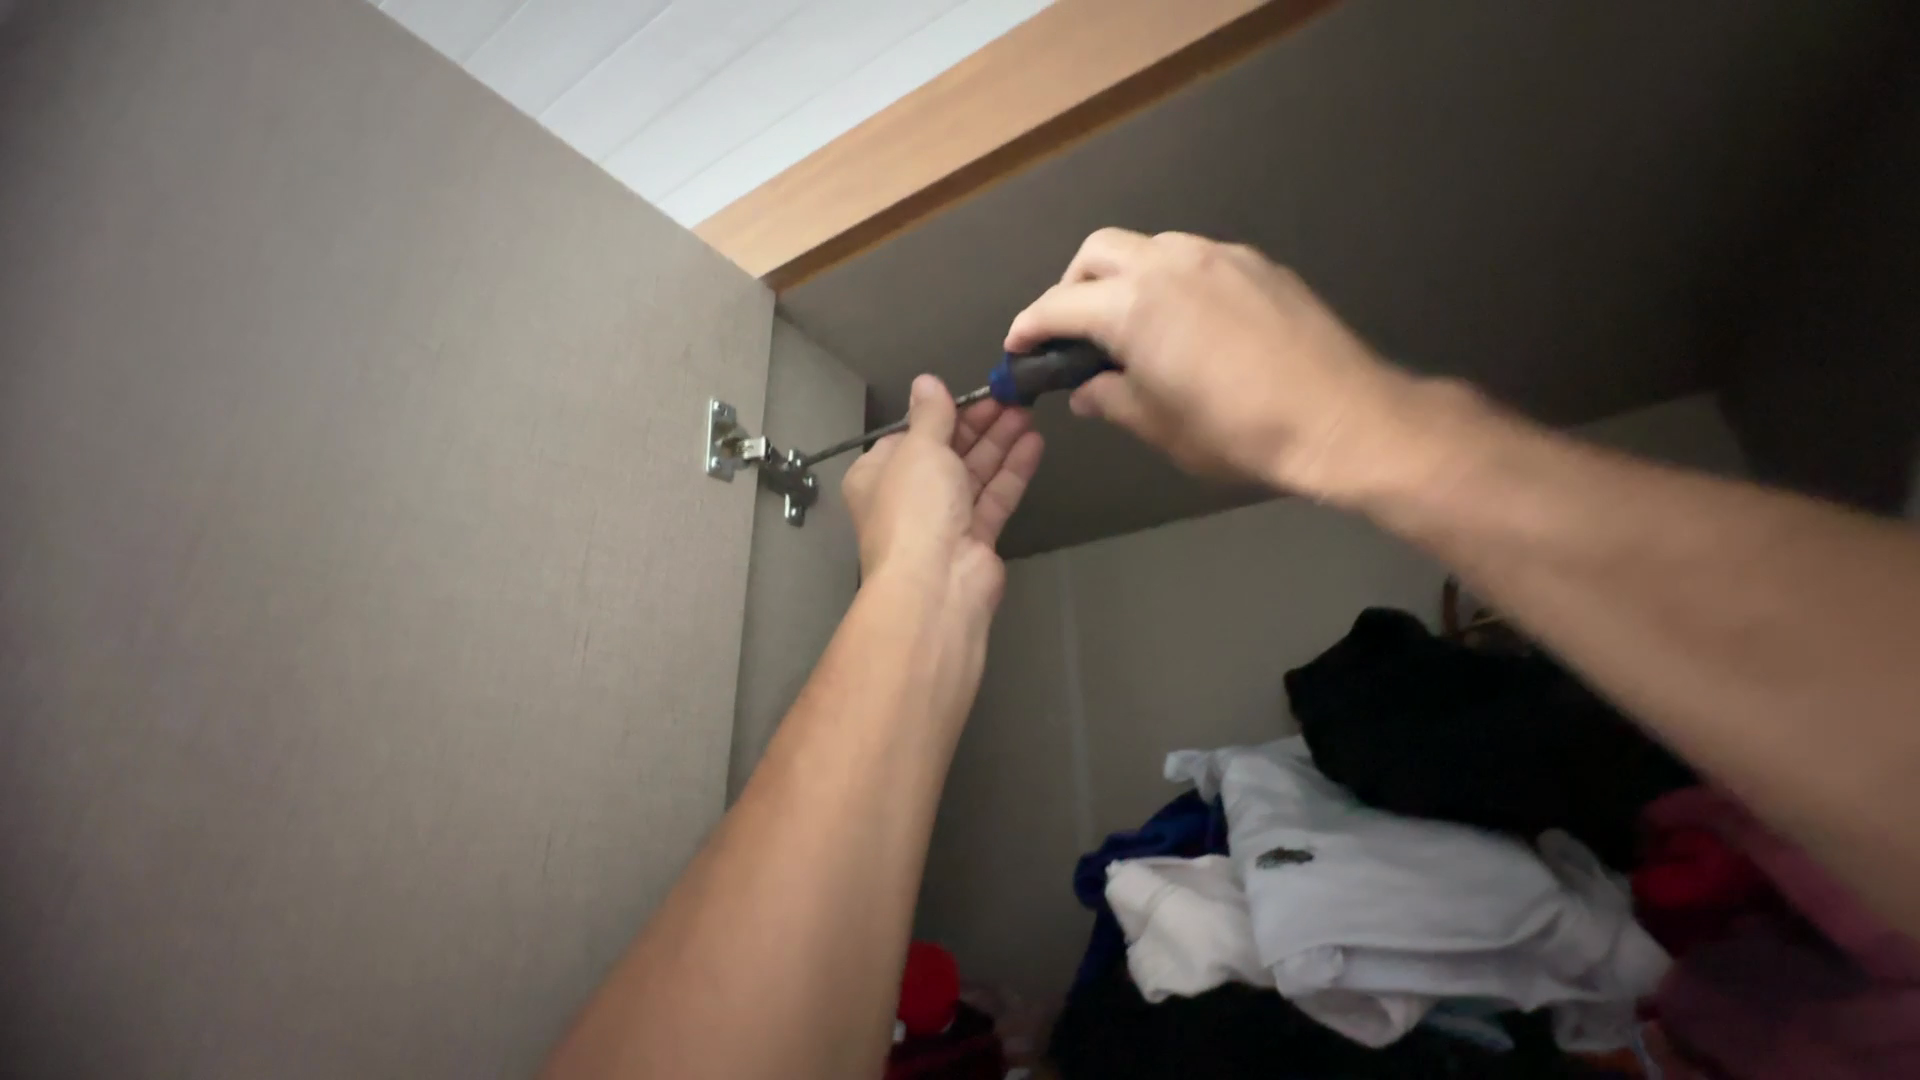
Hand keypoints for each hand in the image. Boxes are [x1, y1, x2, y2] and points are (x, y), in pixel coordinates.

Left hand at [841, 375, 1044, 618]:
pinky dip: (1012, 471)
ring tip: (1028, 412)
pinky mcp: (975, 538)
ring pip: (973, 474)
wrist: (936, 584)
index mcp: (878, 476)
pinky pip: (994, 497)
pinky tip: (1034, 444)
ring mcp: (943, 520)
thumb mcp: (918, 448)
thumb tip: (925, 382)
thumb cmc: (915, 508)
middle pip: (946, 453)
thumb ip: (930, 413)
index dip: (940, 414)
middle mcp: (908, 498)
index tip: (971, 393)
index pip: (909, 437)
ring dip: (1000, 443)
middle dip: (978, 425)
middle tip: (1011, 397)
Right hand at [1005, 229, 1436, 503]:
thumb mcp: (1160, 427)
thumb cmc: (1238, 433)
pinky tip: (1182, 321)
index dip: (1028, 326)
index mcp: (1134, 306)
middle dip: (1070, 287)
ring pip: (1146, 246)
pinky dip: (1166, 279)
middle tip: (1070, 332)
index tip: (1016, 346)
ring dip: (1120, 277)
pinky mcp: (1255, 263)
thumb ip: (1111, 400)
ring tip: (1127, 325)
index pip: (1058, 305)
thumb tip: (1086, 391)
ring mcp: (1217, 256)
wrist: (1341, 417)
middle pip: (1095, 252)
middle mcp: (1169, 264)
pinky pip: (1191, 257)